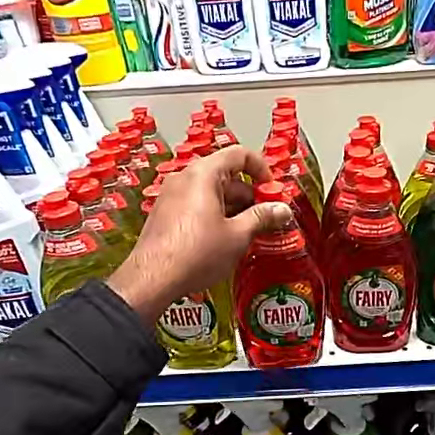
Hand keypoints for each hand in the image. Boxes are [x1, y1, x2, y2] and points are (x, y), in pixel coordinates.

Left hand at [106, 144, 292, 322]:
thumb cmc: (193, 255)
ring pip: (212, 192)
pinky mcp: (166, 214)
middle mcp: (185, 179)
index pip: (239, 155)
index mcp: (203, 174)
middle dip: (250, 195)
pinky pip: (197, 205)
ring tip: (250, 232)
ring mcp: (172, 196)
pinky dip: (216, 216)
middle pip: (226, 175)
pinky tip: (227, 240)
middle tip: (267, 216)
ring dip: (235, 208)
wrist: (153, 280)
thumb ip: (262, 217)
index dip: (262, 169)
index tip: (272, 188)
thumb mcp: (238, 235)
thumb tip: (281, 210)